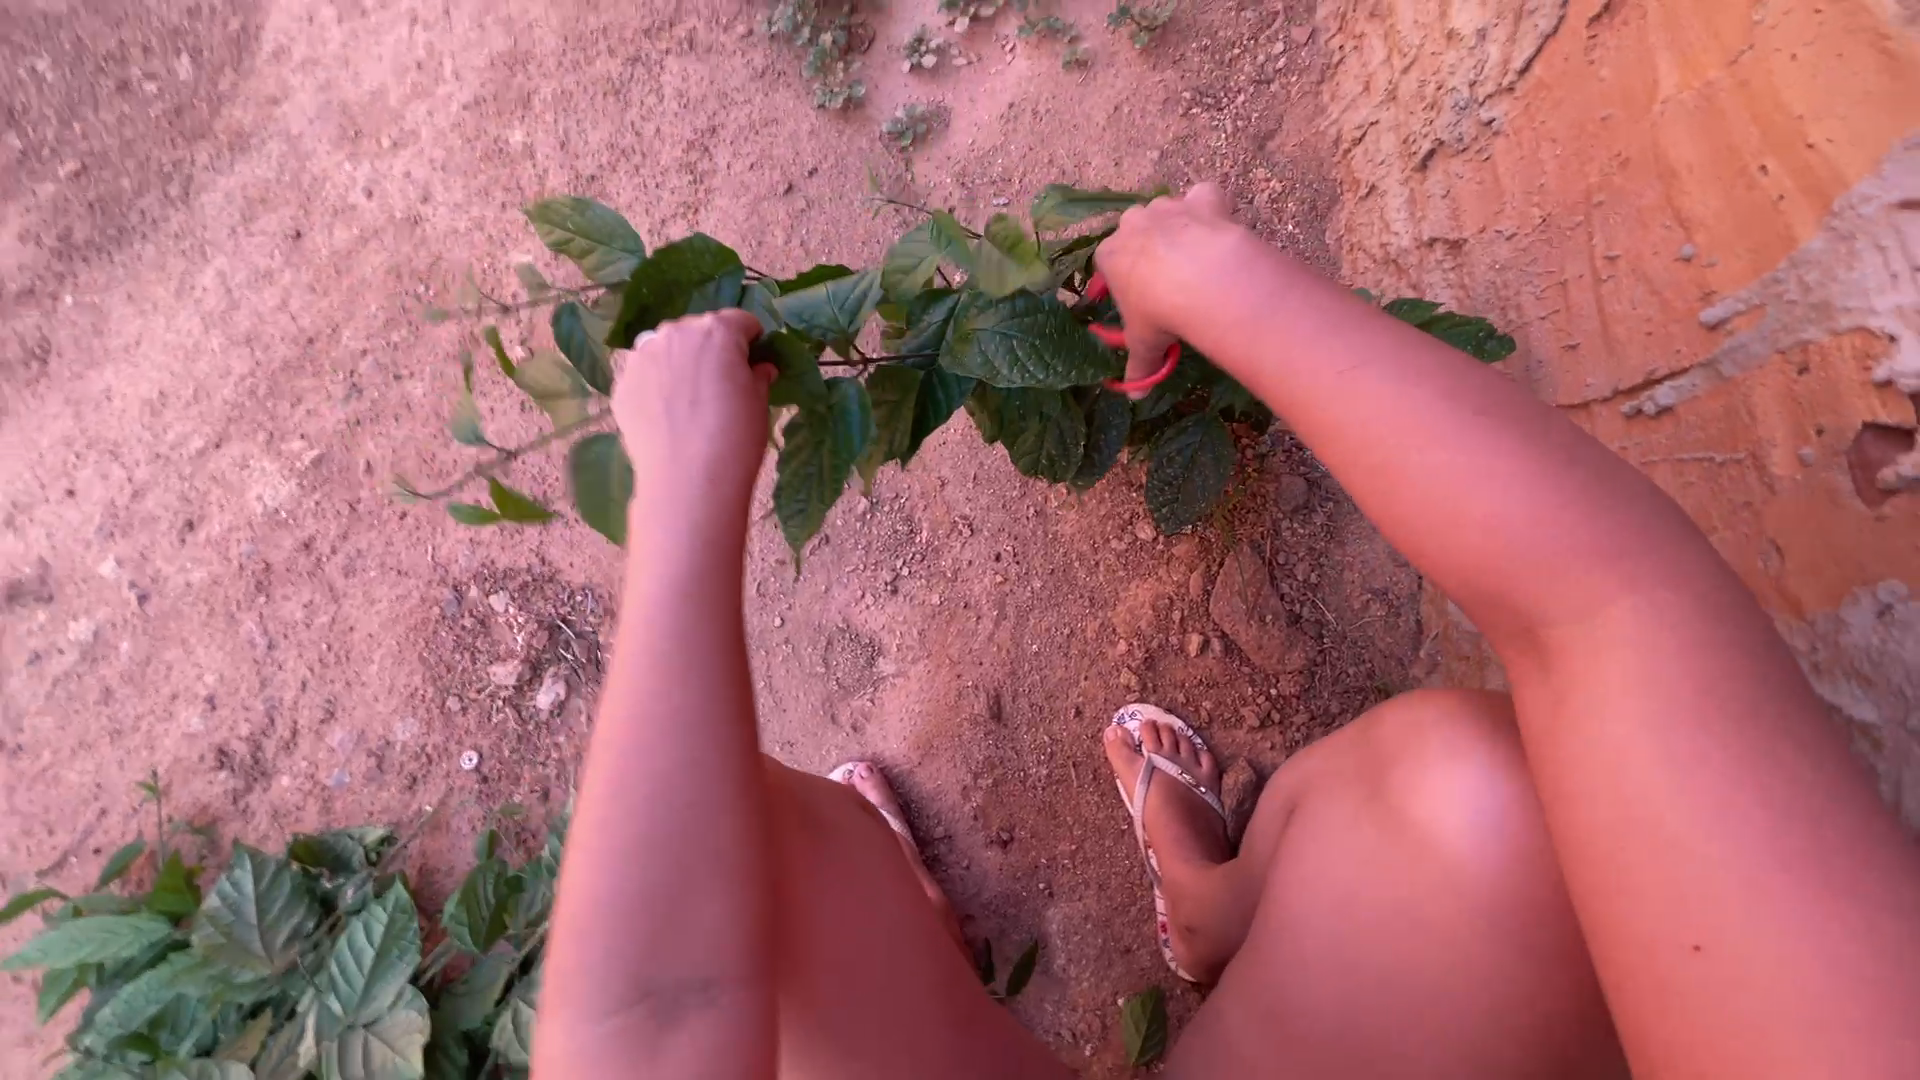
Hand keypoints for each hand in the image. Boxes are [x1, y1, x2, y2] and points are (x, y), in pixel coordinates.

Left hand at [610, 310, 772, 534]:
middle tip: (723, 385)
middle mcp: (675, 333)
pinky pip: (647, 375)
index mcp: (717, 331)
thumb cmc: (736, 437)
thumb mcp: (760, 403)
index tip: (755, 363)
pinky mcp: (622, 383)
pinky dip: (658, 386)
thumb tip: (759, 367)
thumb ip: (758, 375)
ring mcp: (643, 356)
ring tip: (691, 400)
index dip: (752, 341)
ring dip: (682, 363)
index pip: (741, 321)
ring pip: (668, 348)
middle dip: (713, 350)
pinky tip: (669, 417)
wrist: (688, 479)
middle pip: (700, 330)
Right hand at [1093, 184, 1245, 387]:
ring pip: (1165, 210)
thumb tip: (1135, 398)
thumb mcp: (1144, 344)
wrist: (1201, 279)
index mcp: (1109, 255)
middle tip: (1163, 277)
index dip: (1120, 278)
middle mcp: (1132, 223)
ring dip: (1174, 226)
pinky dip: (1208, 207)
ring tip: (1190, 255)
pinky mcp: (1202, 198)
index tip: (1135, 296)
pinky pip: (1203, 195)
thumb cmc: (1159, 312)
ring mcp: (1167, 206)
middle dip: (1145, 248)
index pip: (1106, 261)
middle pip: (1133, 230)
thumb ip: (1138, 366)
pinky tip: (1215, 226)